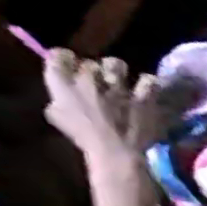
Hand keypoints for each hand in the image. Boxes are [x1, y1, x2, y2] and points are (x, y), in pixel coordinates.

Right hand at [43, 49, 161, 160]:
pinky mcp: (143, 98)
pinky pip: (149, 81)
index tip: (71, 66)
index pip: (59, 55)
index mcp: (62, 81)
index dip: (65, 58)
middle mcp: (89, 79)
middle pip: (90, 63)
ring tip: (121, 82)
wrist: (115, 150)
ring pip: (116, 64)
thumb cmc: (83, 137)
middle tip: (98, 83)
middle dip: (94, 71)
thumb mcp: (57, 116)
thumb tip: (64, 97)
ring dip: (117, 71)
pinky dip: (148, 83)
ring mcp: (118, 87)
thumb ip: (59, 99)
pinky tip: (146, 89)